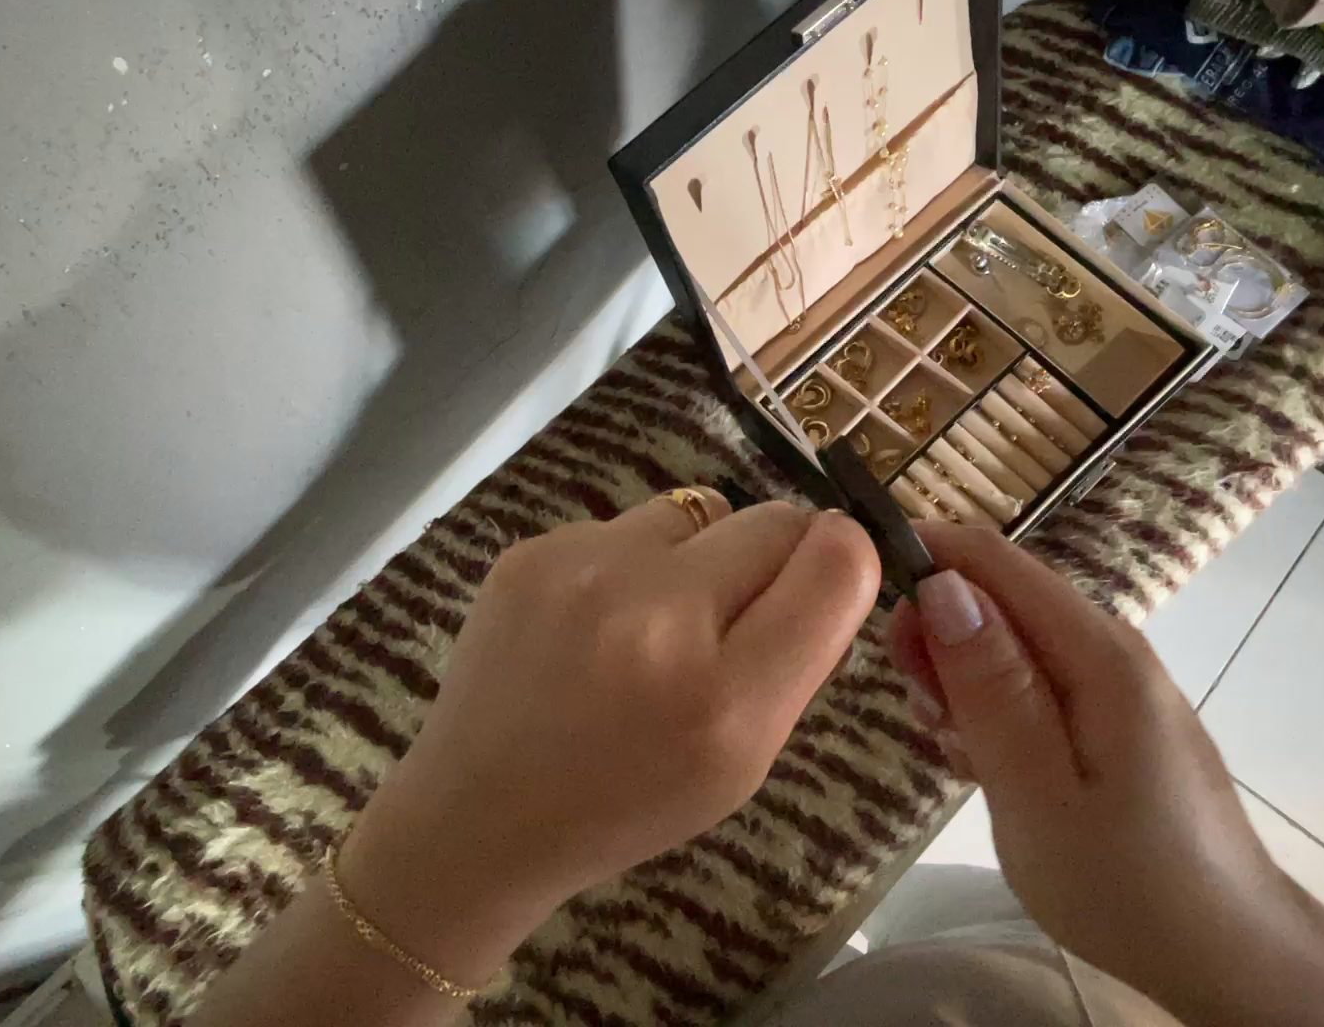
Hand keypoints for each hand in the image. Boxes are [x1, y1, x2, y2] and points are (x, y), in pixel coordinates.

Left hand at [339, 493, 880, 983]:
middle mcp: (657, 615)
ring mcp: (584, 568)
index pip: (837, 562)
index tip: (824, 575)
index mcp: (725, 698)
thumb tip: (831, 559)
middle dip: (777, 553)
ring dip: (700, 552)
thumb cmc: (624, 804)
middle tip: (736, 605)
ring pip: (700, 509)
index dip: (845, 556)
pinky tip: (594, 615)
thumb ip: (798, 658)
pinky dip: (632, 560)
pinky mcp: (534, 548)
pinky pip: (628, 524)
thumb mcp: (742, 765)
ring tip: (655, 613)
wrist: (477, 813)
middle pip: (775, 518)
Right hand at [886, 522, 1323, 1026]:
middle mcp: (1103, 645)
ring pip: (998, 637)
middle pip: (992, 594)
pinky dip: (982, 705)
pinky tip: (979, 760)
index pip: (992, 558)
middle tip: (922, 708)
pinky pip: (1020, 677)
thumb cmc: (1128, 886)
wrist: (1227, 958)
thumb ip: (990, 687)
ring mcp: (1103, 678)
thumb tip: (942, 586)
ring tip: (954, 748)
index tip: (867, 603)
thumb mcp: (1037, 793)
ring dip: (954, 677)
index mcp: (1096, 652)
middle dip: (934, 633)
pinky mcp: (1098, 709)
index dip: (922, 554)